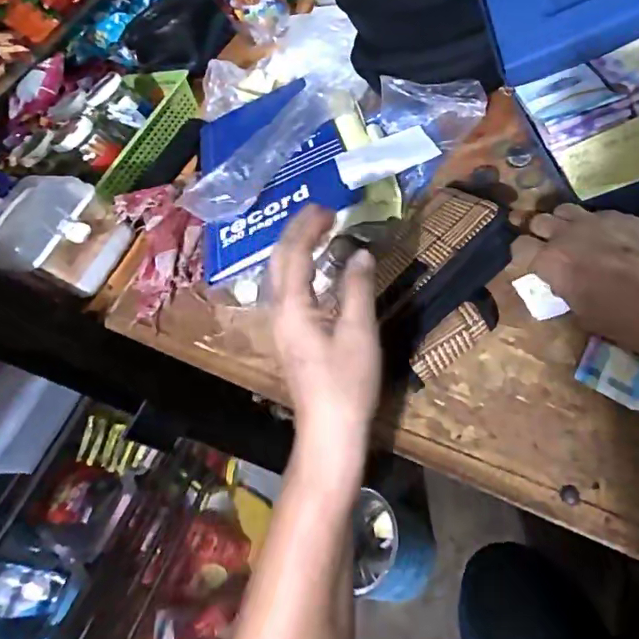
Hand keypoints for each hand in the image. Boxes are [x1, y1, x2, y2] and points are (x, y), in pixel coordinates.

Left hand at [268, 207, 381, 452]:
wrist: (330, 430)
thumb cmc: (347, 381)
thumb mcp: (359, 331)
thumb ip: (356, 287)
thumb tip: (359, 252)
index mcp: (293, 306)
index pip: (294, 253)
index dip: (309, 227)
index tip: (329, 208)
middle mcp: (279, 312)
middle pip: (279, 260)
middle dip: (298, 231)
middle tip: (323, 213)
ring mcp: (282, 326)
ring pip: (280, 275)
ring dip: (297, 248)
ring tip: (320, 232)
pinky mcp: (291, 337)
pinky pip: (289, 289)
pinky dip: (301, 268)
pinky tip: (318, 270)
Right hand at [511, 204, 638, 356]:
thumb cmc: (629, 322)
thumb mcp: (585, 316)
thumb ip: (564, 290)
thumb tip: (560, 281)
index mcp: (553, 262)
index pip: (518, 247)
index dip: (521, 256)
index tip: (529, 266)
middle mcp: (568, 233)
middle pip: (540, 222)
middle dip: (541, 236)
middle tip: (552, 253)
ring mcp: (597, 219)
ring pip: (565, 211)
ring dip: (565, 225)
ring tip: (576, 241)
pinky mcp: (622, 215)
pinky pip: (597, 215)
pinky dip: (596, 226)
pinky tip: (611, 242)